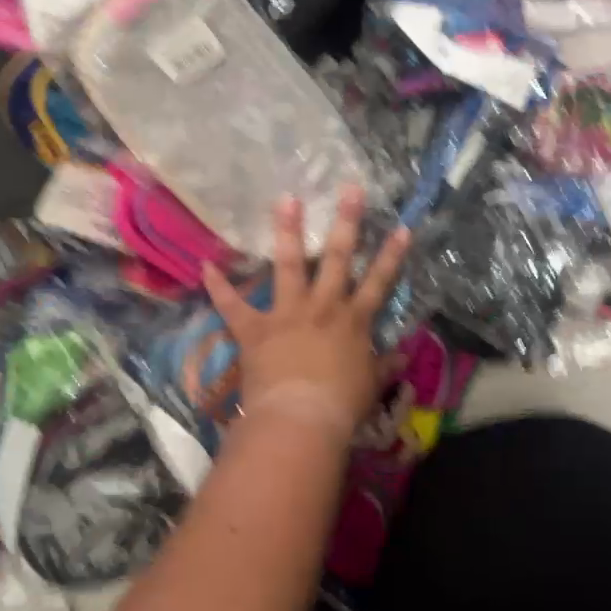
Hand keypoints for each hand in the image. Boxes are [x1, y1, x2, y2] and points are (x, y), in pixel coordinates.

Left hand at [202, 185, 411, 442]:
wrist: (300, 421)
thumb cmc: (341, 406)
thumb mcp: (371, 385)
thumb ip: (385, 365)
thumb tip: (404, 354)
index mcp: (354, 321)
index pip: (379, 282)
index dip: (391, 255)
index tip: (401, 226)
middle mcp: (323, 308)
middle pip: (339, 258)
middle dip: (347, 222)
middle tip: (350, 189)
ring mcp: (287, 314)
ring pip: (289, 265)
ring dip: (288, 231)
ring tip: (287, 199)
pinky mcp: (255, 330)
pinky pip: (233, 306)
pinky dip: (219, 287)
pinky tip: (206, 264)